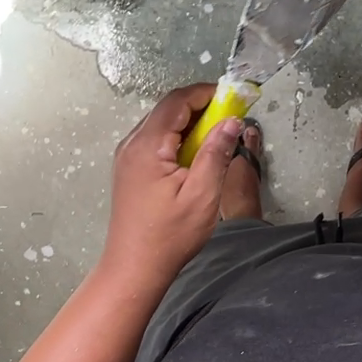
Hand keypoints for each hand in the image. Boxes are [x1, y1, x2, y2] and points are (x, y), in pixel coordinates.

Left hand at [101, 84, 241, 278]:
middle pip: (168, 109)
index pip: (177, 101)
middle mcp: (132, 144)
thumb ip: (216, 153)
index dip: (206, 93)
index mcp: (147, 146)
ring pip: (163, 123)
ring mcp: (128, 156)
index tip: (233, 99)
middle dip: (201, 107)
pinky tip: (197, 156)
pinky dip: (180, 138)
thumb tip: (231, 121)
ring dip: (191, 124)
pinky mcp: (131, 169)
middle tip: (230, 118)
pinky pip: (157, 140)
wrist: (134, 268)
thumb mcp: (202, 194)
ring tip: (218, 138)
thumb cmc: (169, 235)